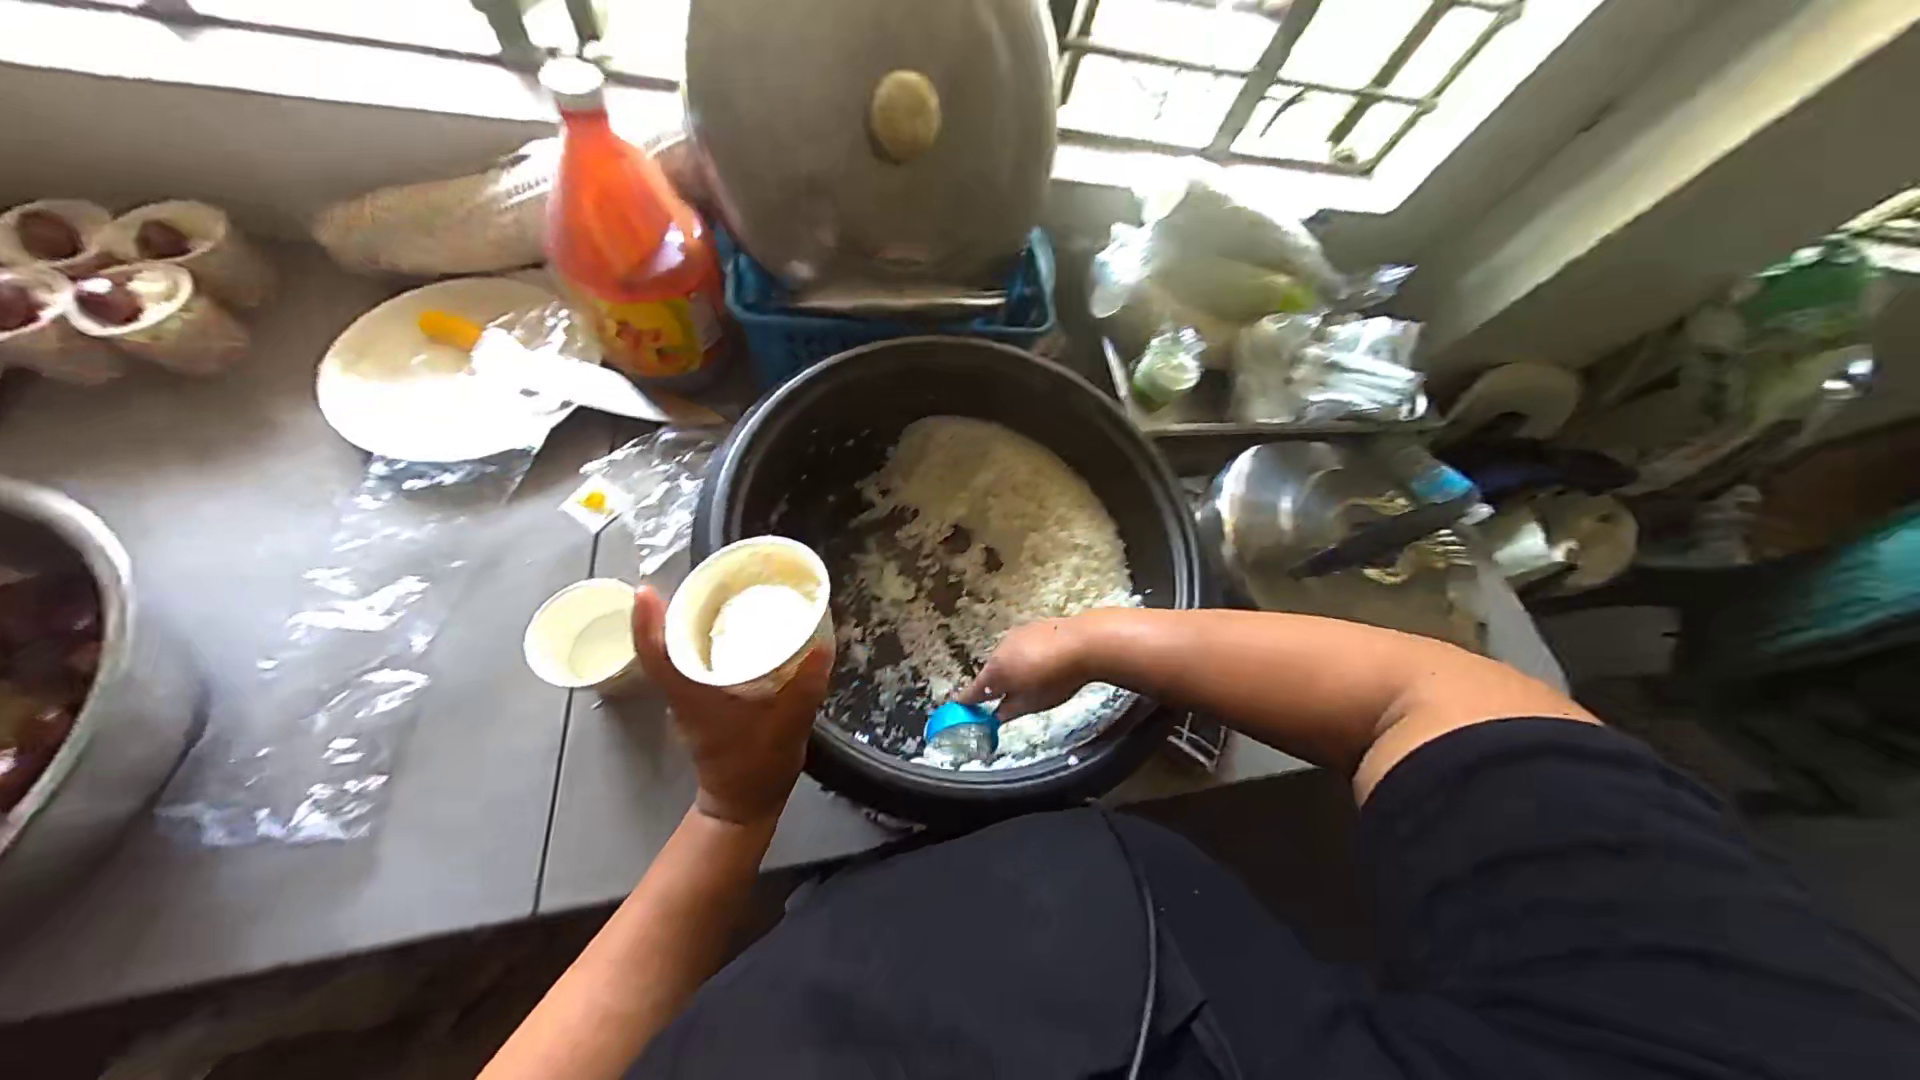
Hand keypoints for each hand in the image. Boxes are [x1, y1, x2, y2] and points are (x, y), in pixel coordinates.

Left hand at [632, 586, 831, 826]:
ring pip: (680, 653)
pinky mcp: (704, 703)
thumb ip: (806, 688)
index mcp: (692, 697)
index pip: (656, 656)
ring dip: (691, 625)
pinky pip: (698, 663)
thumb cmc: (756, 768)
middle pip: (664, 646)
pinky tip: (737, 632)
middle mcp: (683, 694)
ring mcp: (691, 700)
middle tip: (703, 581)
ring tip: (721, 597)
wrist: (744, 805)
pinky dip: (709, 642)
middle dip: (674, 611)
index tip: (646, 591)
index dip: (646, 622)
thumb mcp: (788, 727)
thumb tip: (822, 644)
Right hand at [960, 616, 1099, 719]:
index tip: (964, 709)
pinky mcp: (1031, 626)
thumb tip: (996, 715)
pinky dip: (1026, 656)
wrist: (1083, 643)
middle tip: (1007, 700)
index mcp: (994, 672)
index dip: (967, 702)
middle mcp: (999, 650)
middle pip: (991, 672)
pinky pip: (1021, 647)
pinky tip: (1044, 663)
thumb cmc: (1055, 679)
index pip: (972, 691)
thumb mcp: (1031, 704)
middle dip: (995, 686)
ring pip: (1006, 658)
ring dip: (1012, 670)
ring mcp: (1015, 635)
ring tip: (1032, 681)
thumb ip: (1009, 711)